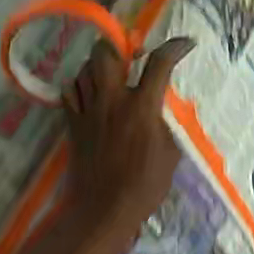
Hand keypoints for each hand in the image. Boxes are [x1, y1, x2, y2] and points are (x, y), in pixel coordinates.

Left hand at [61, 37, 193, 249]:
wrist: (103, 208)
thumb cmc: (144, 186)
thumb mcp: (171, 153)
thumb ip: (169, 123)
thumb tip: (167, 106)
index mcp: (142, 107)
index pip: (160, 64)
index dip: (175, 47)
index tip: (185, 45)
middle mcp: (112, 101)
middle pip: (106, 53)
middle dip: (119, 46)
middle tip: (132, 57)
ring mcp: (87, 110)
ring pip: (84, 70)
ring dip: (99, 66)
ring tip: (111, 76)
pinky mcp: (72, 123)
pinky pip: (68, 92)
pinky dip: (78, 87)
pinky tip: (89, 95)